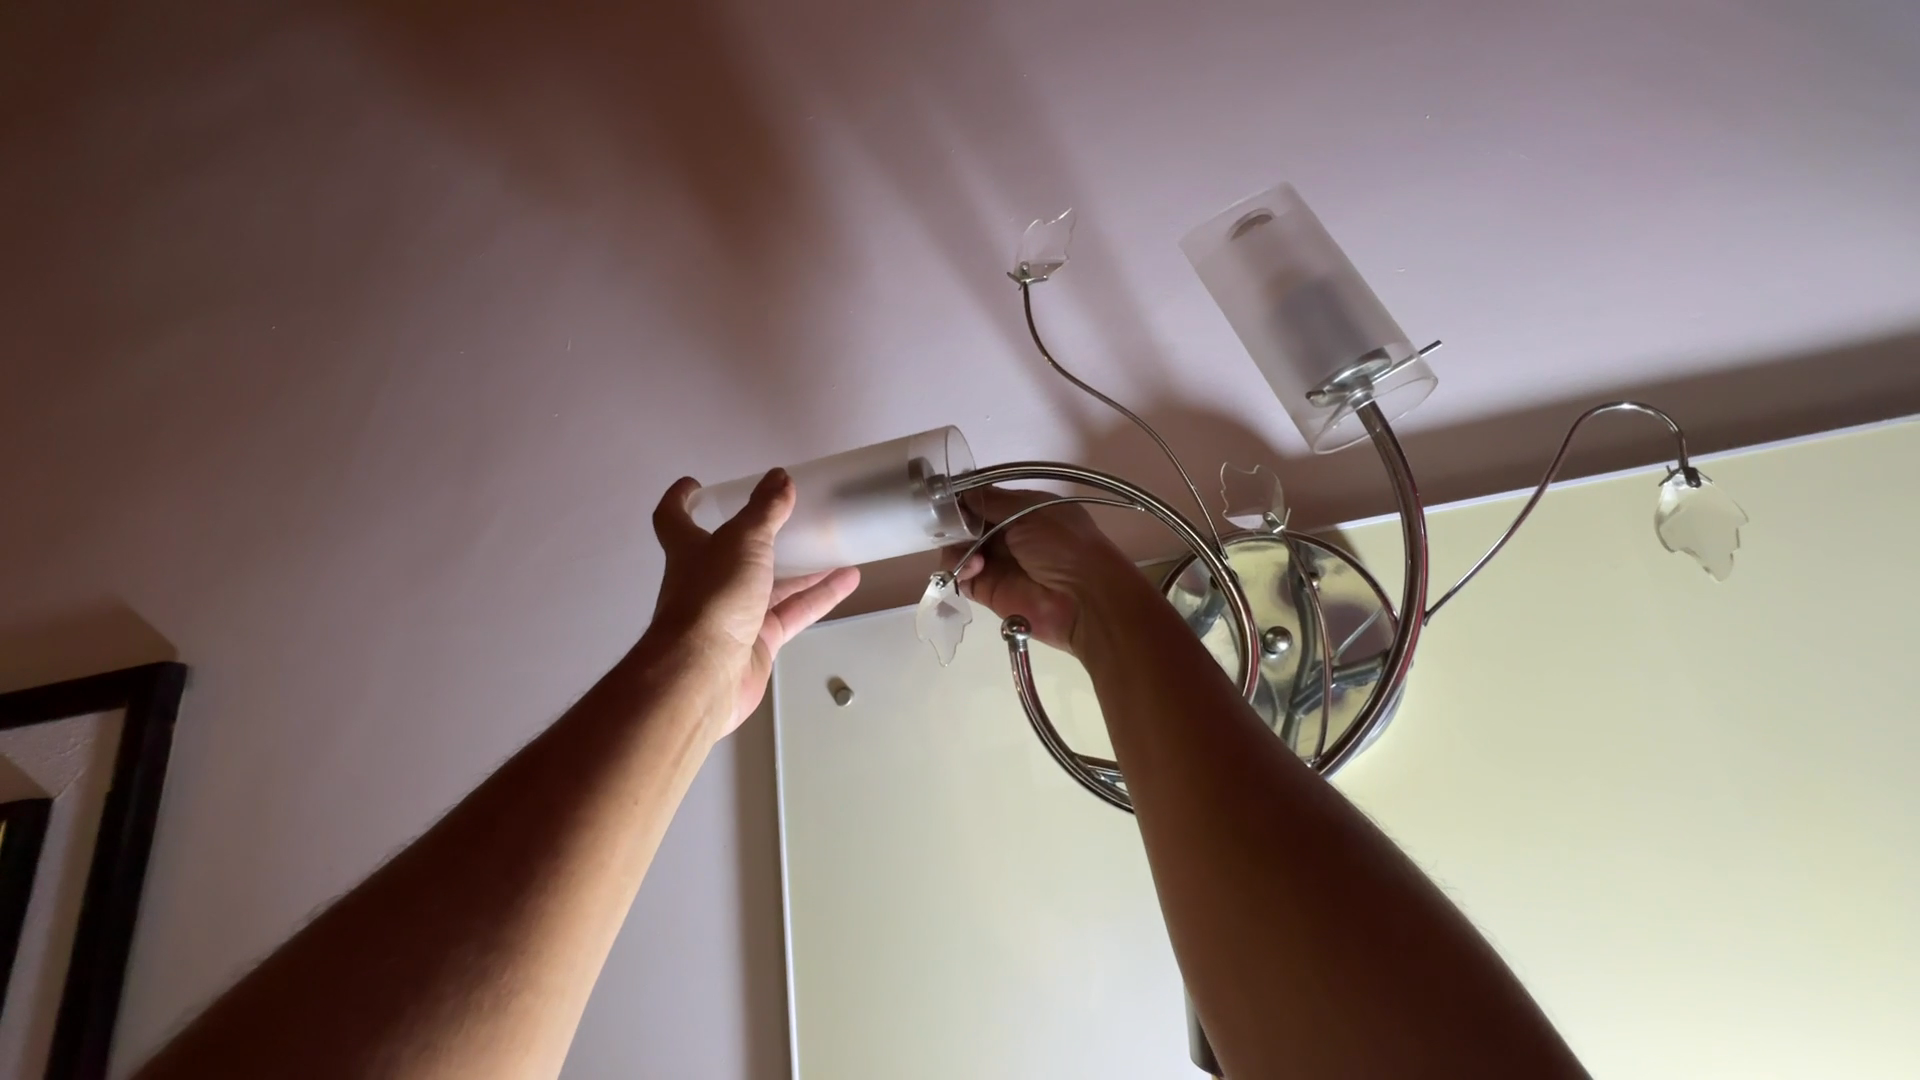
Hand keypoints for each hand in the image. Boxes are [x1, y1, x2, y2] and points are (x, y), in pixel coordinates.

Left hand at [647, 470, 859, 735]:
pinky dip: (819, 597)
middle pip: (733, 554)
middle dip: (760, 538)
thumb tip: (781, 476)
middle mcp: (707, 582)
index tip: (694, 485)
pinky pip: (792, 613)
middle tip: (788, 517)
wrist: (705, 674)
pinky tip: (848, 581)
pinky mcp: (758, 644)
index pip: (674, 519)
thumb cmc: (713, 597)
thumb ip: (765, 510)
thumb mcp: (743, 541)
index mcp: (689, 552)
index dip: (681, 500)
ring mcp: (733, 616)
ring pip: (771, 585)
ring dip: (802, 568)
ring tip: (834, 546)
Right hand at [946, 486, 1136, 654]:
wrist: (1083, 600)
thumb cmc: (1064, 545)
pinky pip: (962, 575)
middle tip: (950, 523)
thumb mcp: (1031, 510)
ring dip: (957, 545)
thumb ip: (993, 501)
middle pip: (968, 524)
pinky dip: (959, 568)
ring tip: (970, 551)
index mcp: (1025, 511)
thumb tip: (964, 493)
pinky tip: (973, 566)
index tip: (945, 497)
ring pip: (960, 548)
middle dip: (956, 521)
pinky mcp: (988, 589)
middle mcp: (1009, 535)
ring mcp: (997, 563)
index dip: (966, 498)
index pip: (986, 500)